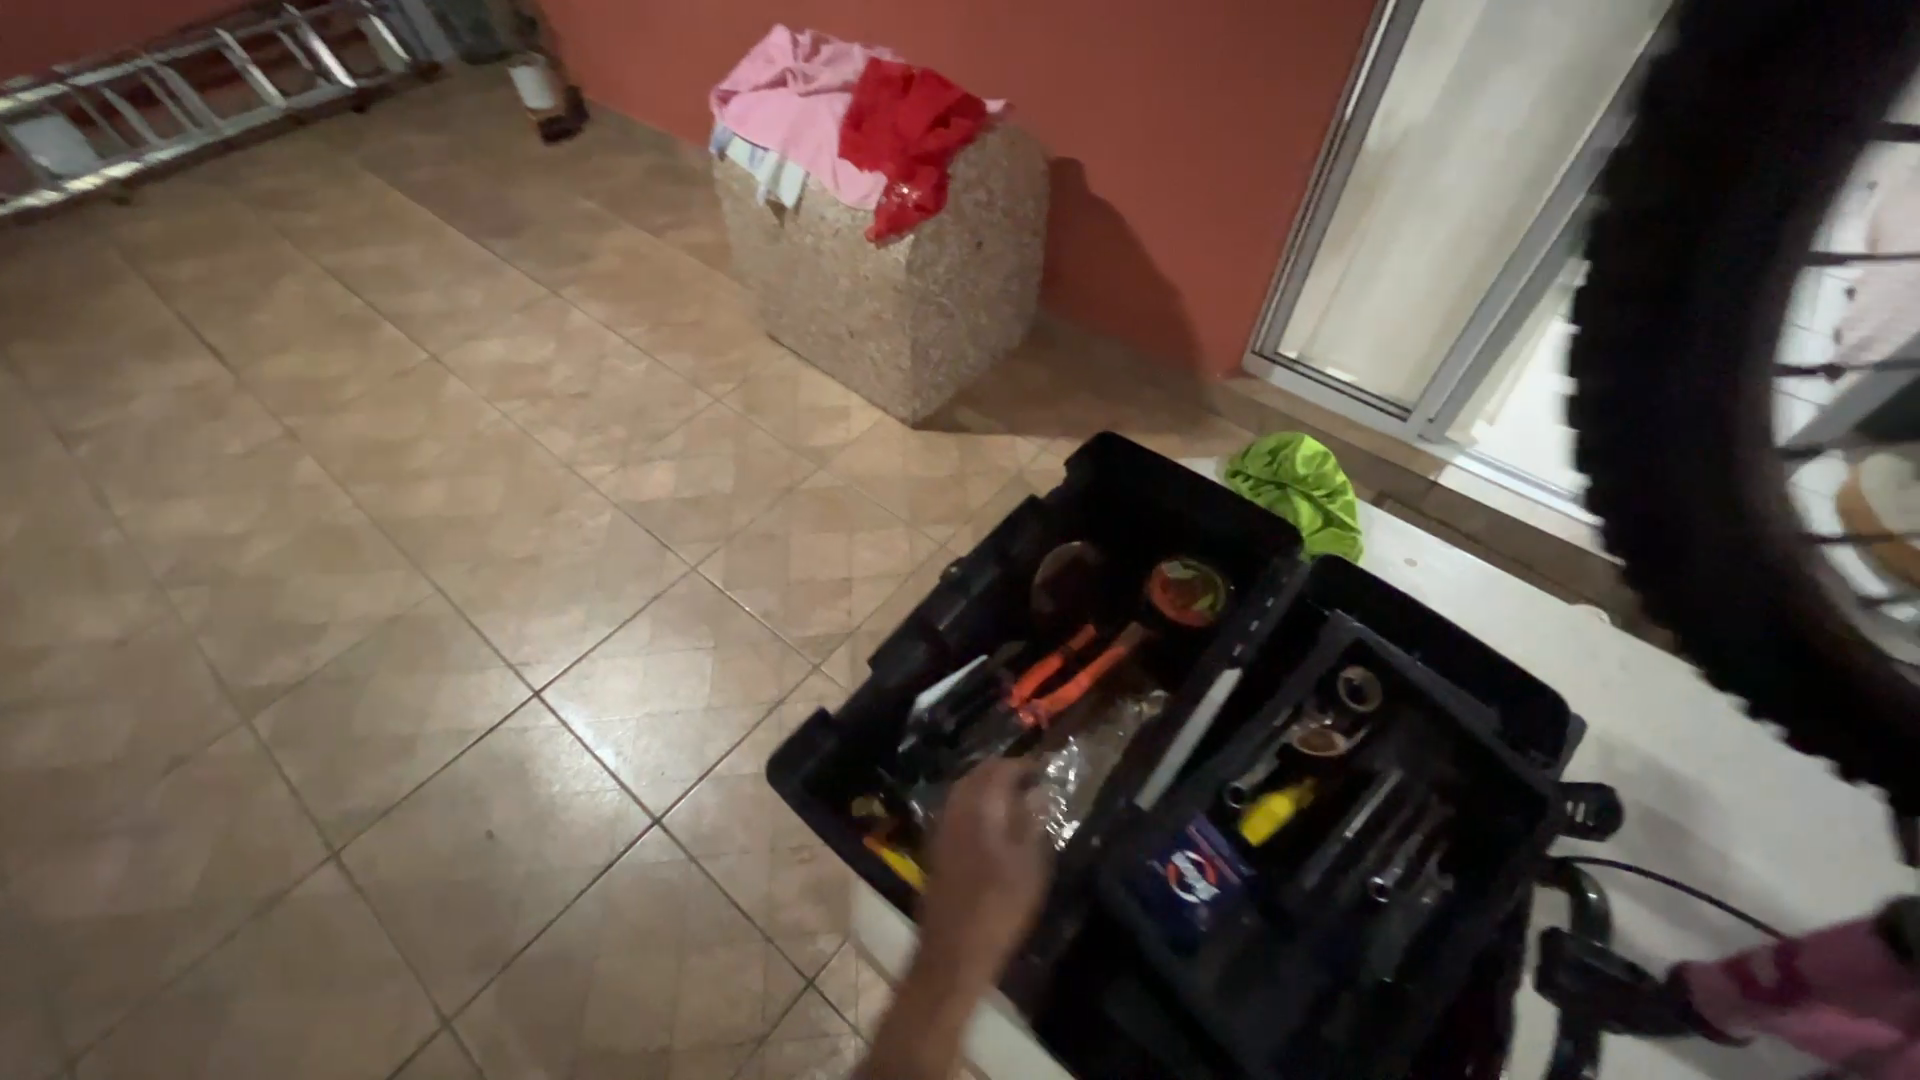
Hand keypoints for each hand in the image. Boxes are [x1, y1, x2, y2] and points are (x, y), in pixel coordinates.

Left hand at [914, 757, 1052, 992]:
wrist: (953, 951)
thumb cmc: (1000, 908)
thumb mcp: (1031, 866)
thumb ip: (1033, 822)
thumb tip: (1039, 792)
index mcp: (980, 808)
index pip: (1000, 769)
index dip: (1023, 765)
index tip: (1044, 769)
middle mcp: (955, 810)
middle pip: (977, 775)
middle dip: (1002, 771)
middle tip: (1029, 779)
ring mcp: (941, 827)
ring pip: (963, 790)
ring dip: (986, 786)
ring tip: (1013, 796)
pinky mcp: (936, 846)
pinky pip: (956, 809)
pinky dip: (974, 803)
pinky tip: (991, 820)